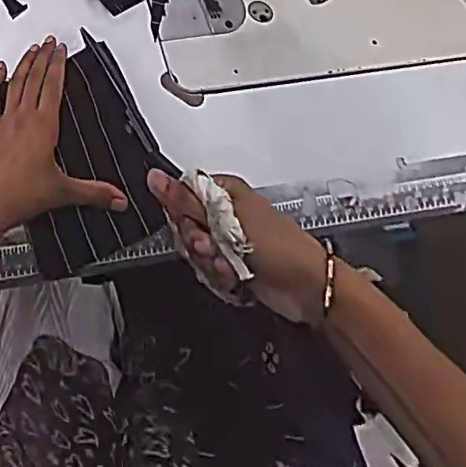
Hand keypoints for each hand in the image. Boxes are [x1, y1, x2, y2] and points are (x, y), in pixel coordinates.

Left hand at [0, 38, 128, 237]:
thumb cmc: (17, 196)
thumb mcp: (62, 193)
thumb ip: (94, 193)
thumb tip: (116, 198)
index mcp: (43, 127)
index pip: (53, 86)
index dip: (58, 65)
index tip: (61, 50)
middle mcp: (22, 118)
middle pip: (34, 78)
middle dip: (43, 57)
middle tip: (49, 41)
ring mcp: (3, 121)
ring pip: (15, 83)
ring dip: (24, 64)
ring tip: (31, 50)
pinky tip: (0, 71)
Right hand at [147, 169, 330, 322]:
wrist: (310, 289)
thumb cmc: (279, 247)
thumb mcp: (225, 220)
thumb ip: (185, 201)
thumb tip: (155, 177)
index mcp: (222, 192)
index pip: (179, 196)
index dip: (180, 216)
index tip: (192, 228)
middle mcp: (224, 213)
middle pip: (185, 227)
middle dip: (196, 245)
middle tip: (212, 248)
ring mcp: (229, 240)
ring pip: (195, 253)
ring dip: (209, 264)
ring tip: (229, 267)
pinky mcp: (233, 265)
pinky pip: (208, 271)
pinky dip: (219, 278)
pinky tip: (234, 279)